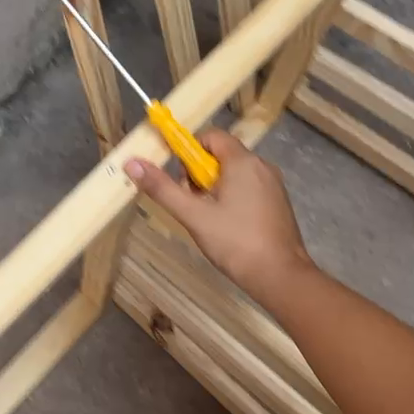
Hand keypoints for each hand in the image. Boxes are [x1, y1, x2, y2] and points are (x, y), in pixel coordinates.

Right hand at [126, 130, 315, 304]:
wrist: (281, 277)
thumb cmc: (235, 242)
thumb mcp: (193, 215)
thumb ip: (162, 188)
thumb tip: (132, 163)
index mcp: (242, 162)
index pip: (210, 136)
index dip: (189, 150)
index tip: (178, 176)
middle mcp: (261, 166)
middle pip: (220, 155)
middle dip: (198, 174)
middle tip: (191, 202)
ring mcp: (273, 185)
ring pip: (233, 173)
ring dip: (213, 188)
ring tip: (206, 217)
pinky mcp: (278, 203)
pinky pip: (247, 187)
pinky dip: (231, 198)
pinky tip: (226, 225)